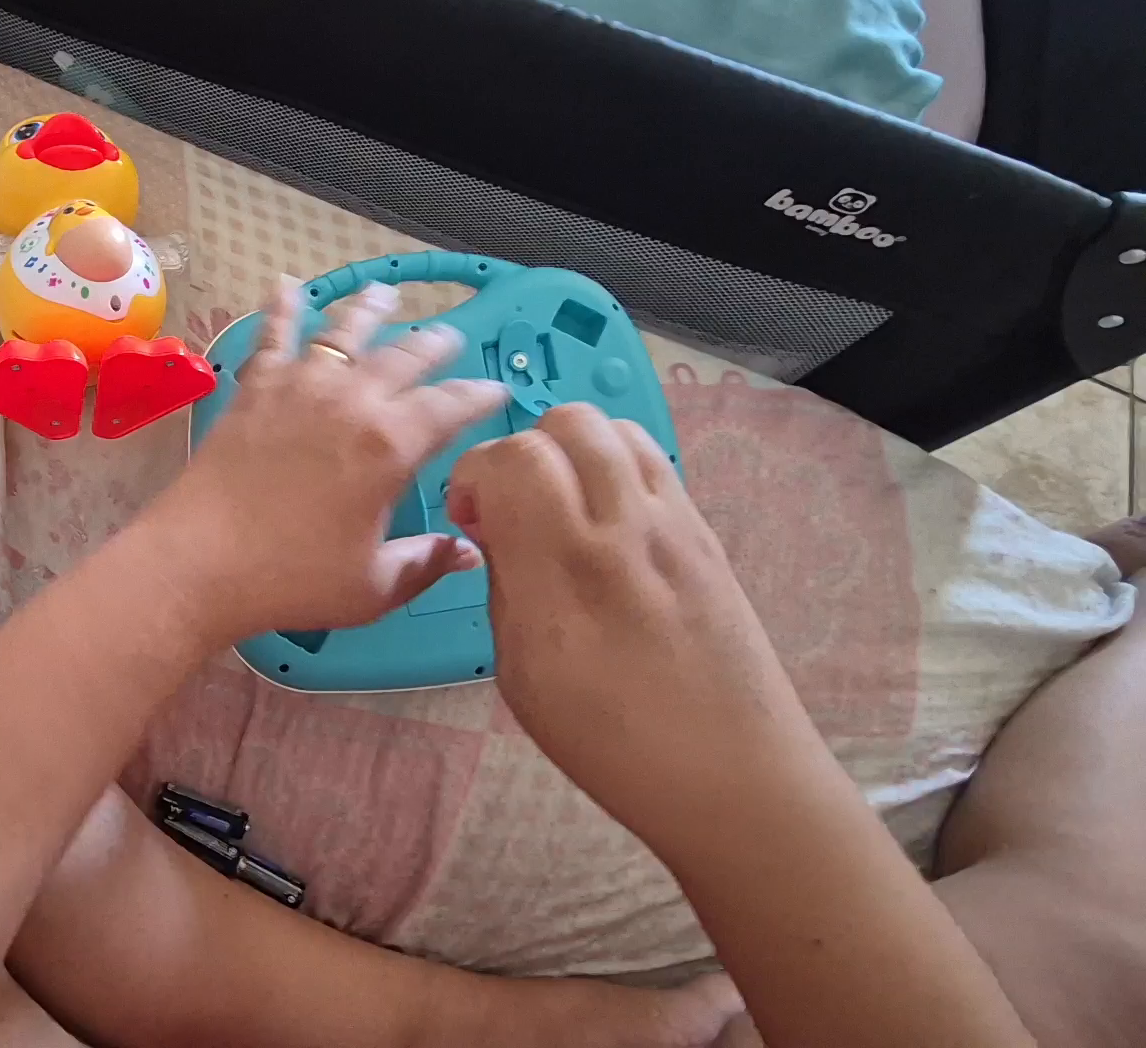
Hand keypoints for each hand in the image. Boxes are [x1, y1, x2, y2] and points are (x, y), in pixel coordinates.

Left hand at [153, 277, 507, 641]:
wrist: (201, 561)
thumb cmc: (291, 579)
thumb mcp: (372, 586)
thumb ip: (424, 563)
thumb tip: (468, 552)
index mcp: (391, 446)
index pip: (452, 406)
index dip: (479, 396)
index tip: (496, 391)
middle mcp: (351, 403)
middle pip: (405, 358)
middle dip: (435, 346)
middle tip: (449, 338)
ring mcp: (299, 390)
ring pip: (343, 335)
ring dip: (369, 310)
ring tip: (385, 293)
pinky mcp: (254, 391)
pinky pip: (272, 339)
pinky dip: (281, 309)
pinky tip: (285, 285)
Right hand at [446, 403, 819, 844]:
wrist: (731, 775)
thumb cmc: (605, 738)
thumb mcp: (517, 670)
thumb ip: (503, 583)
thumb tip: (495, 531)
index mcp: (563, 571)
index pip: (513, 459)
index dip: (474, 474)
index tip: (469, 519)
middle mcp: (623, 529)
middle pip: (565, 424)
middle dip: (518, 452)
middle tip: (510, 507)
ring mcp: (674, 523)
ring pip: (613, 428)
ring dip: (566, 450)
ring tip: (556, 504)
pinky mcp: (706, 531)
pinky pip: (650, 459)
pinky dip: (608, 465)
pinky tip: (600, 519)